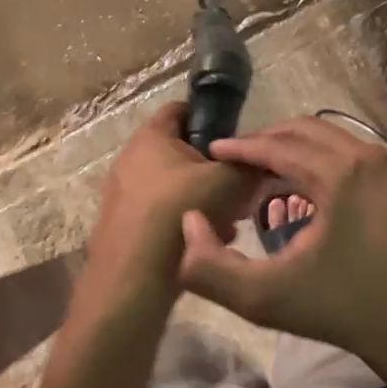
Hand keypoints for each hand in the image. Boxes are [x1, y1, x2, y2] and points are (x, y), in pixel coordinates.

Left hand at [82, 102, 256, 298]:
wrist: (132, 279)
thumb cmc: (180, 211)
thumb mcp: (231, 180)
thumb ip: (250, 164)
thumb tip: (263, 160)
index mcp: (151, 137)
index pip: (182, 108)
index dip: (212, 116)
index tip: (237, 135)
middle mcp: (131, 160)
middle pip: (183, 152)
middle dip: (214, 167)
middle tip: (241, 184)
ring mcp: (124, 194)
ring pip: (176, 185)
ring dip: (205, 197)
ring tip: (231, 218)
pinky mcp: (125, 225)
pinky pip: (164, 212)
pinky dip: (187, 220)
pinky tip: (209, 240)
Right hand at [179, 117, 386, 368]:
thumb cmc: (336, 307)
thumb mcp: (262, 297)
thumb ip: (210, 266)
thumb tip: (188, 222)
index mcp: (340, 173)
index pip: (278, 146)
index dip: (241, 148)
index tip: (211, 152)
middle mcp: (366, 155)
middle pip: (302, 130)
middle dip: (263, 142)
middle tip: (231, 163)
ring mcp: (382, 162)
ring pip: (324, 136)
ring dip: (288, 147)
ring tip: (254, 172)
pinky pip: (342, 149)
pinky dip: (312, 156)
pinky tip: (289, 183)